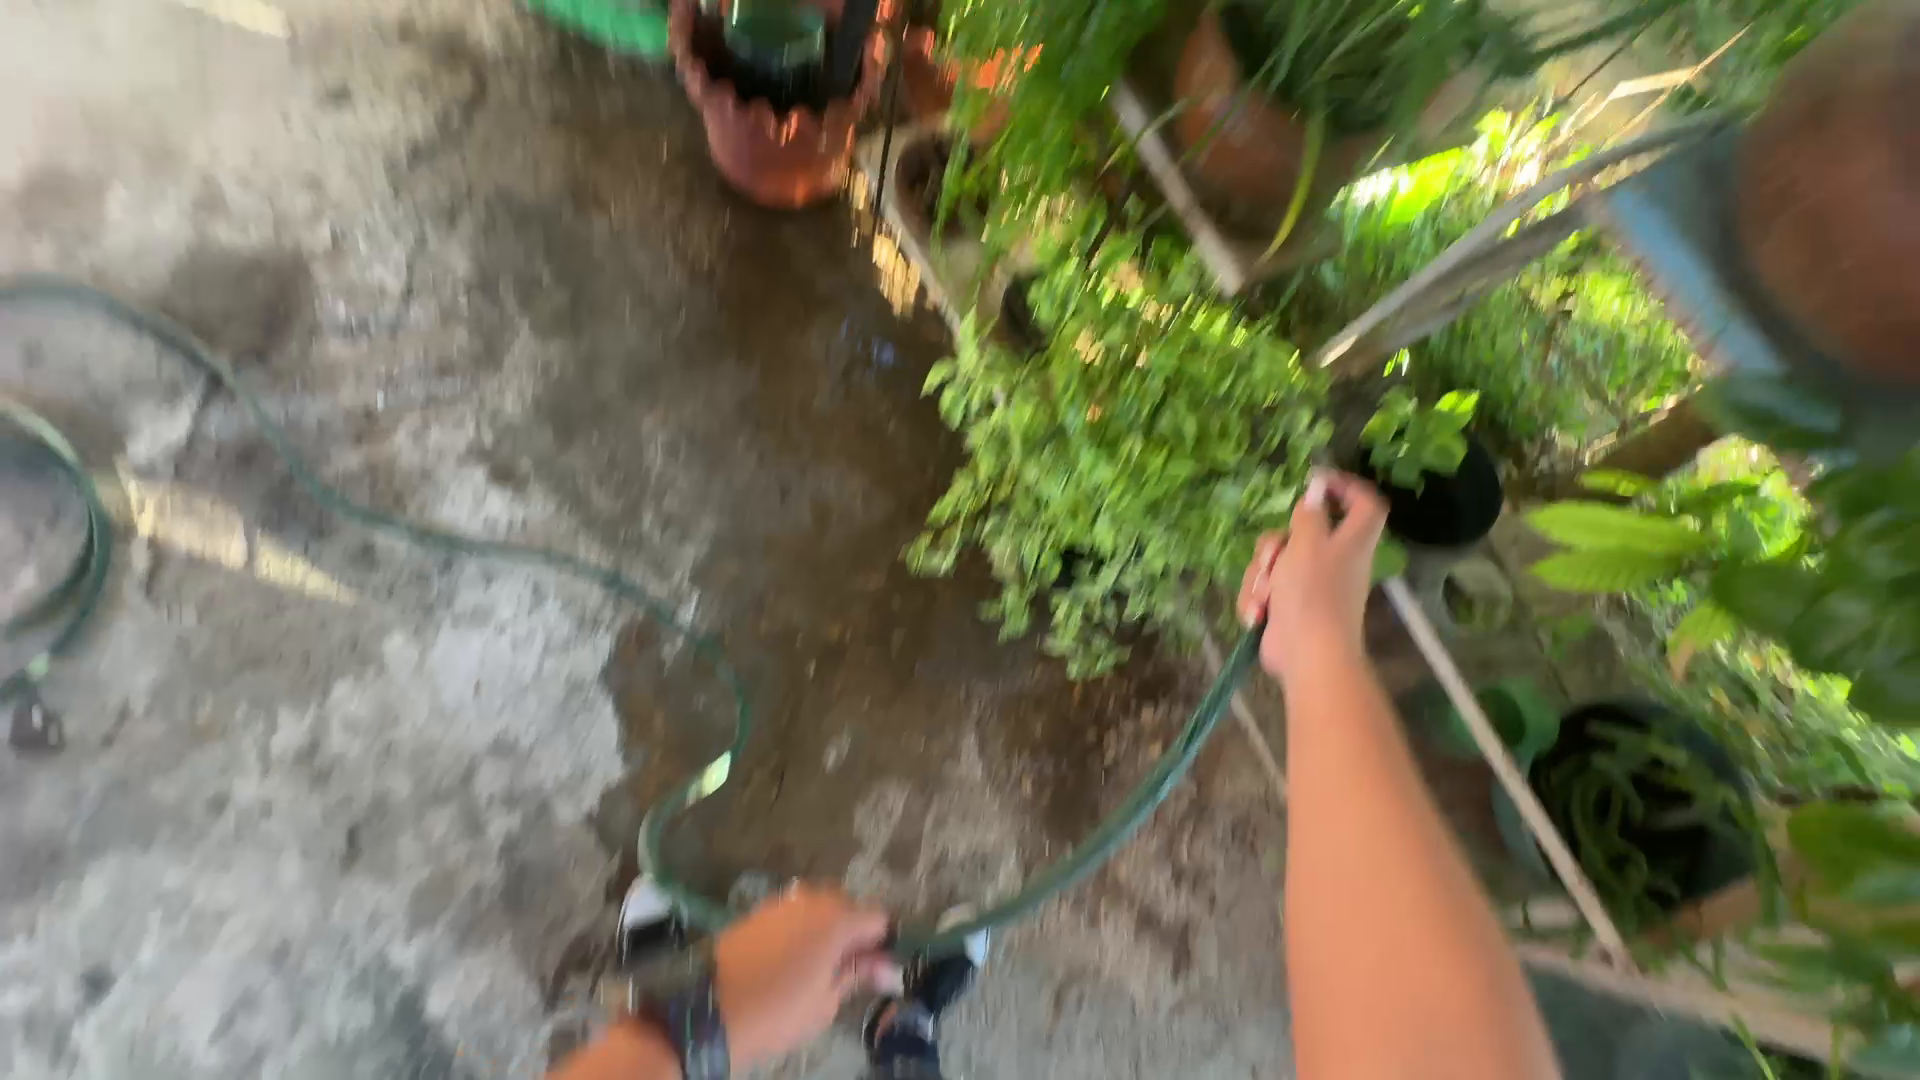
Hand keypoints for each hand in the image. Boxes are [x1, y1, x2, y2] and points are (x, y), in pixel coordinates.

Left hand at [713, 884, 902, 1069]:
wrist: (708, 1007)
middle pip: (850, 906)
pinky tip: (789, 958)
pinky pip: (795, 912)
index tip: (877, 968)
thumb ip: (857, 974)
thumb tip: (886, 966)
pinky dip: (801, 928)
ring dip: (826, 929)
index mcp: (838, 919)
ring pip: (820, 907)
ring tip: (816, 966)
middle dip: (853, 933)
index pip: (879, 918)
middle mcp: (814, 898)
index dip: (882, 942)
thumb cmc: (777, 1011)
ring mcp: (785, 900)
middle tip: (845, 970)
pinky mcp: (761, 909)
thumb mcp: (824, 1002)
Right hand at [1237, 469, 1388, 683]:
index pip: (1364, 504)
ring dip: (1261, 577)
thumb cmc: (1313, 593)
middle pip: (1302, 534)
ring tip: (1264, 597)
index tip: (1316, 482)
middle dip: (1275, 544)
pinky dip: (1257, 600)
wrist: (1307, 653)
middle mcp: (1334, 560)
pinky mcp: (1288, 606)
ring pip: (1275, 562)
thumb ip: (1310, 515)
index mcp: (1351, 541)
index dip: (1346, 488)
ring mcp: (1310, 585)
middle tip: (1272, 558)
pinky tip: (1257, 614)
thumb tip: (1316, 492)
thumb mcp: (1308, 544)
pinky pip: (1265, 589)